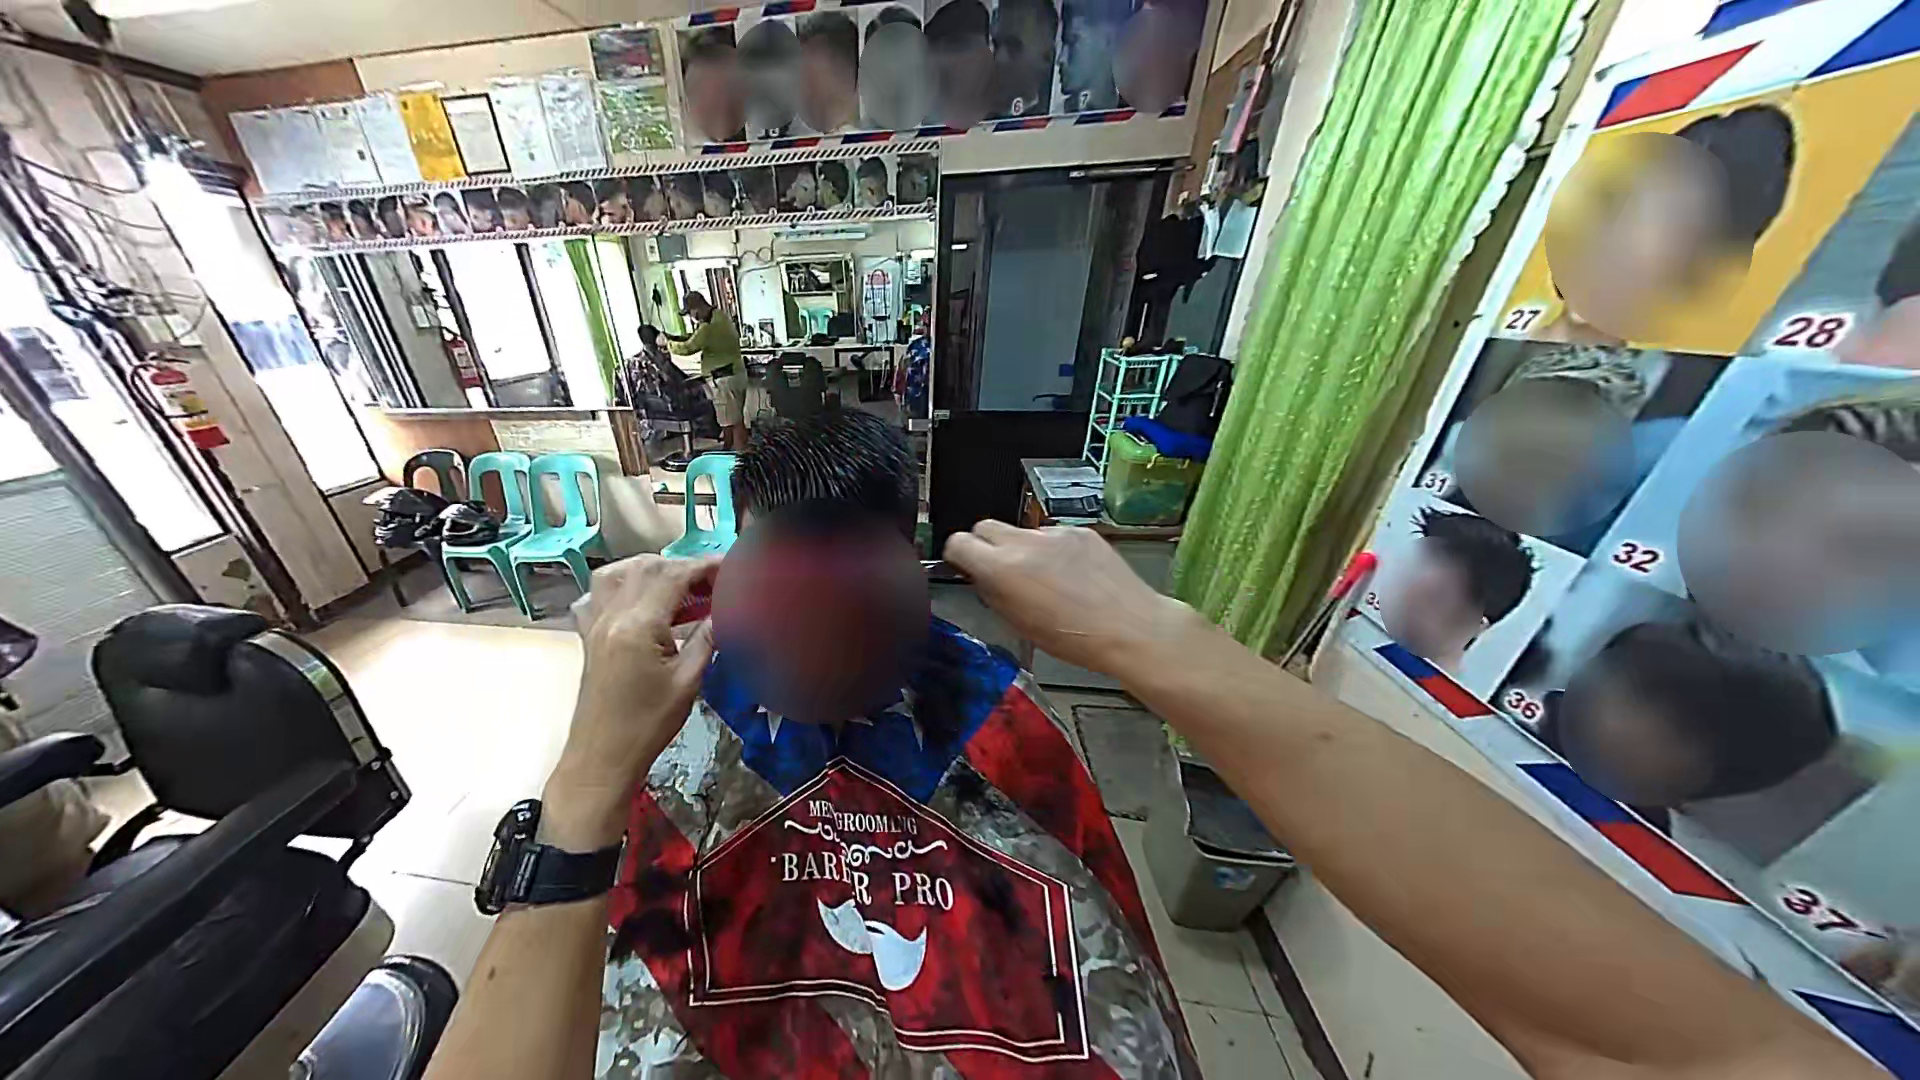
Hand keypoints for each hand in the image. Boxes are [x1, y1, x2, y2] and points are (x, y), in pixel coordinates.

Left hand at [542, 555, 718, 848]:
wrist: (602, 758)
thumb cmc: (649, 723)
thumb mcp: (689, 680)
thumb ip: (708, 638)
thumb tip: (730, 611)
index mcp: (636, 626)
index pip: (672, 576)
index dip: (704, 566)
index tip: (730, 566)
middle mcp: (610, 616)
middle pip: (646, 568)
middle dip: (683, 566)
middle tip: (714, 580)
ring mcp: (595, 624)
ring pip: (618, 573)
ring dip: (653, 569)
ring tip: (682, 584)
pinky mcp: (589, 635)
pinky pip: (599, 595)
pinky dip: (624, 585)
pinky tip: (644, 600)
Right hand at [942, 521, 1210, 675]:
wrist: (1130, 627)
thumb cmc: (1074, 639)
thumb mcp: (1019, 624)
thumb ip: (992, 592)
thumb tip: (980, 576)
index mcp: (1002, 568)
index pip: (959, 542)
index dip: (958, 555)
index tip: (965, 566)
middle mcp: (1024, 543)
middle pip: (985, 526)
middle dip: (985, 545)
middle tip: (1000, 570)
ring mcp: (1054, 533)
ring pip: (1021, 531)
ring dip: (1022, 548)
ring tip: (1044, 578)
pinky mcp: (1080, 531)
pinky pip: (1052, 534)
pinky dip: (1053, 549)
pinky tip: (1071, 574)